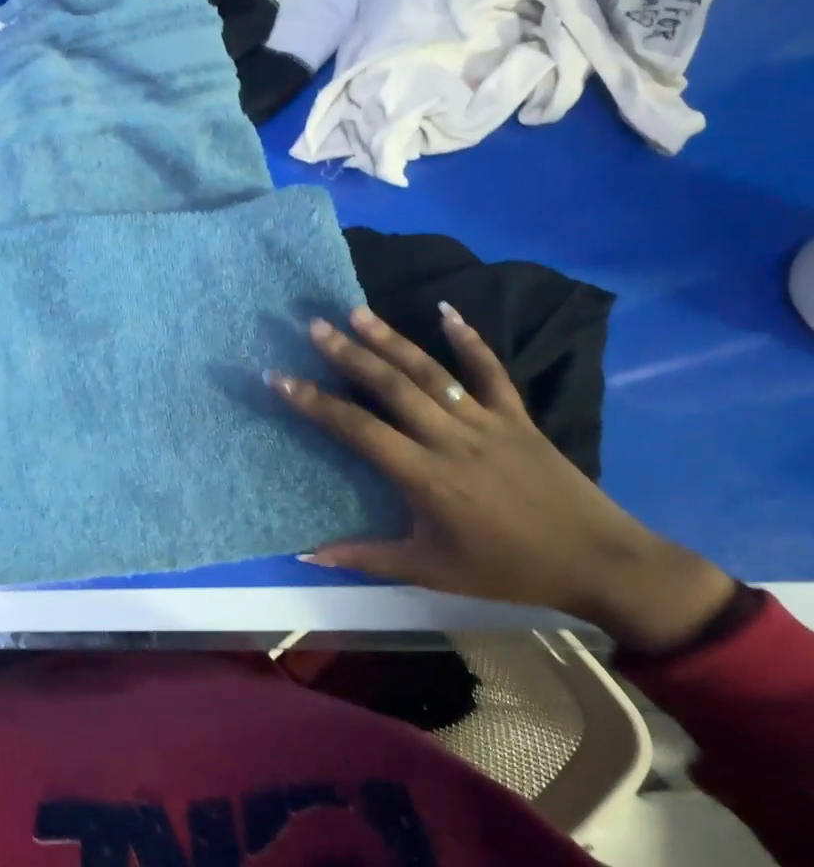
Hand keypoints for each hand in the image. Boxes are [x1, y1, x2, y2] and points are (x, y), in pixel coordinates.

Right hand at [267, 302, 735, 652]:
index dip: (313, 402)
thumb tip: (305, 555)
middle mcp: (450, 439)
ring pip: (431, 373)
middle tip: (315, 326)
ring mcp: (487, 423)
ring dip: (392, 339)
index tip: (278, 377)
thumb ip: (366, 557)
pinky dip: (469, 339)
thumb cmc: (508, 569)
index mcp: (424, 476)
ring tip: (358, 312)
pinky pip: (490, 372)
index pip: (357, 428)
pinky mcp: (519, 418)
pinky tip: (446, 309)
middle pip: (391, 387)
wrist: (602, 563)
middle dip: (348, 354)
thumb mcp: (431, 571)